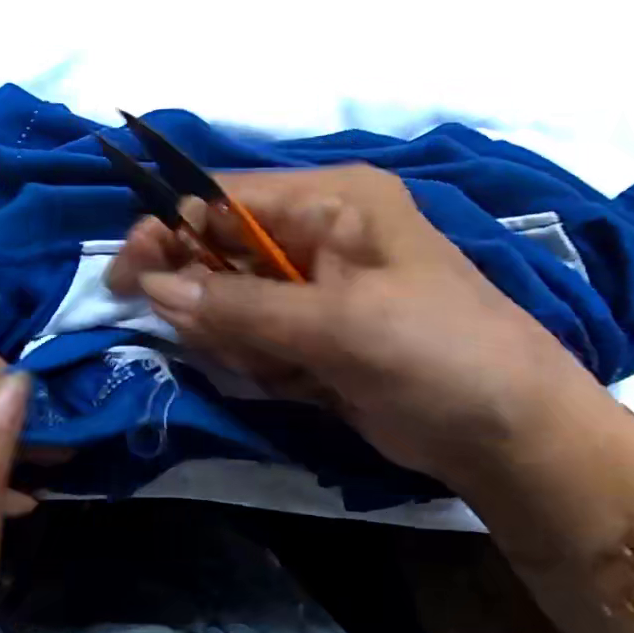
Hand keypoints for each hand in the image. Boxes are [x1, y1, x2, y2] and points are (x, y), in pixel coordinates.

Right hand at [108, 165, 615, 500]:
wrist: (506, 433)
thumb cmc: (437, 353)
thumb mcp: (340, 323)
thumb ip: (242, 305)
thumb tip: (153, 285)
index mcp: (335, 202)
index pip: (229, 199)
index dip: (172, 228)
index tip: (126, 274)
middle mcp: (322, 236)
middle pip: (225, 249)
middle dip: (205, 293)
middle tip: (202, 337)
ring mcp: (318, 291)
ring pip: (234, 301)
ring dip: (235, 338)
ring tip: (281, 370)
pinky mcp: (316, 338)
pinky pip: (256, 339)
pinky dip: (256, 363)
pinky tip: (292, 383)